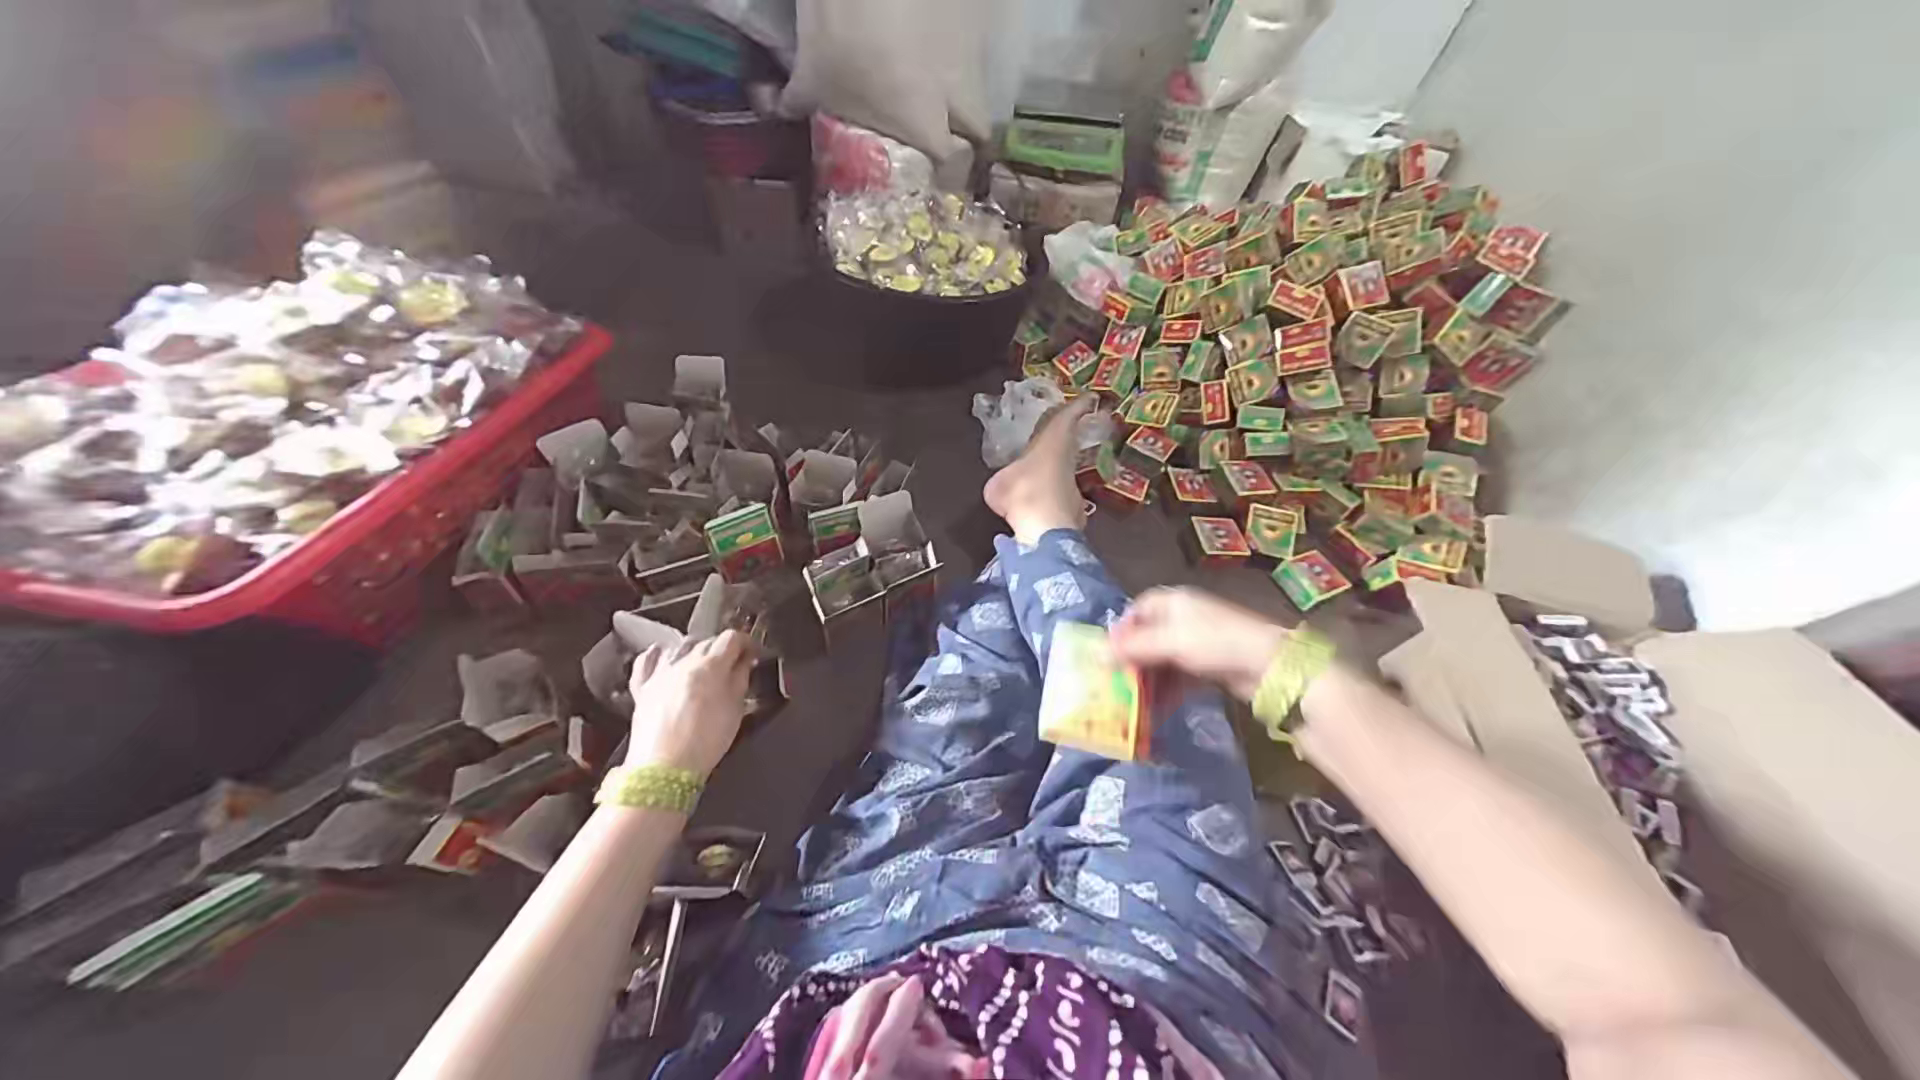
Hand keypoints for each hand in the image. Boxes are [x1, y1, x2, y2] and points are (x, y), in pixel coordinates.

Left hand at [624, 631, 752, 778]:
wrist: (664, 770)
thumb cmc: (703, 744)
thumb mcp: (736, 709)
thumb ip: (741, 678)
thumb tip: (745, 661)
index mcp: (711, 666)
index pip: (732, 638)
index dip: (746, 643)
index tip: (752, 653)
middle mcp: (684, 663)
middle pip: (708, 642)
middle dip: (724, 650)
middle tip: (734, 665)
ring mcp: (661, 674)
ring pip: (681, 647)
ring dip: (697, 651)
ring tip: (706, 667)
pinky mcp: (643, 689)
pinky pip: (648, 661)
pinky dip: (658, 654)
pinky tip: (664, 654)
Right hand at [1109, 587, 1288, 700]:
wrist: (1269, 666)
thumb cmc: (1214, 642)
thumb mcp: (1169, 643)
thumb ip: (1132, 648)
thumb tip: (1095, 654)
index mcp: (1174, 601)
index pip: (1139, 609)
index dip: (1123, 629)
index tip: (1109, 653)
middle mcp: (1185, 618)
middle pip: (1149, 636)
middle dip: (1133, 659)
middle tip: (1116, 681)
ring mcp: (1199, 642)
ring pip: (1163, 659)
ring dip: (1149, 678)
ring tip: (1133, 701)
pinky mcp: (1210, 665)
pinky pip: (1179, 675)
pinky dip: (1167, 689)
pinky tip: (1156, 708)